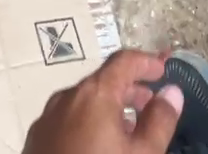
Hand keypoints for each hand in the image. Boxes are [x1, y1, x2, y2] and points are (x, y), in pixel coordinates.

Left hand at [23, 49, 185, 153]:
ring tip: (127, 127)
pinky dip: (87, 122)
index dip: (146, 62)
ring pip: (83, 101)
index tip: (163, 70)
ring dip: (108, 106)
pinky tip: (96, 145)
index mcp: (94, 93)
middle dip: (129, 87)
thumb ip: (160, 121)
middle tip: (149, 102)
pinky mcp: (36, 140)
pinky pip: (67, 119)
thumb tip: (171, 92)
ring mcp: (47, 118)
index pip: (124, 61)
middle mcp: (67, 97)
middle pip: (103, 80)